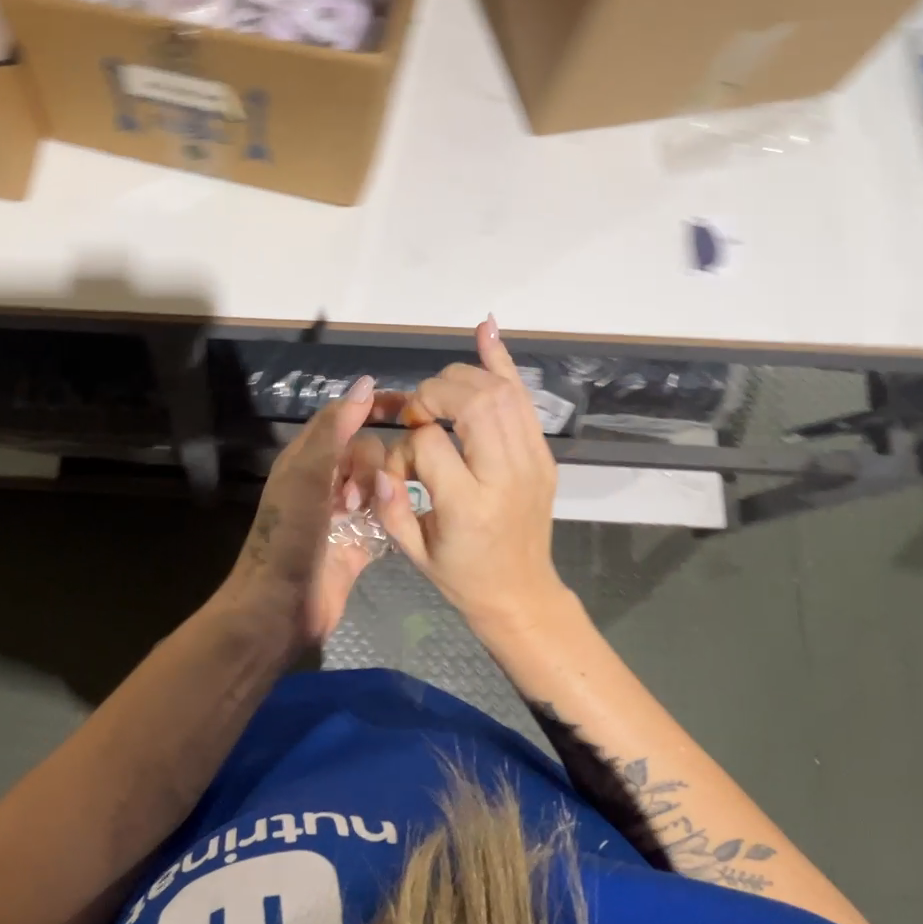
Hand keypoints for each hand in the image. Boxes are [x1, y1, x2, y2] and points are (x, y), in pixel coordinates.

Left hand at [225, 375, 385, 642]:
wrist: (280, 607)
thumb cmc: (289, 536)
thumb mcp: (307, 474)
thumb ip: (335, 429)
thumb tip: (364, 383)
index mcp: (304, 461)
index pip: (344, 419)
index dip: (372, 407)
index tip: (408, 406)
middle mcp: (323, 483)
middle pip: (366, 452)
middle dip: (370, 467)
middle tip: (353, 499)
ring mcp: (342, 516)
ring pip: (379, 485)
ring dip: (379, 494)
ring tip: (364, 518)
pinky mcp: (359, 546)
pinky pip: (386, 520)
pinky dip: (390, 520)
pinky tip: (391, 528)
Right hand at [372, 317, 567, 636]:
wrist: (521, 592)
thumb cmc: (461, 575)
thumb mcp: (413, 552)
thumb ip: (390, 506)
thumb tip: (378, 461)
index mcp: (469, 506)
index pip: (430, 443)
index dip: (405, 443)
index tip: (401, 464)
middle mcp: (505, 475)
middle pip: (472, 403)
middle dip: (433, 395)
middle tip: (416, 416)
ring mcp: (532, 460)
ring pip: (500, 392)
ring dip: (460, 379)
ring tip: (436, 395)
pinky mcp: (543, 454)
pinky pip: (524, 398)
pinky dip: (504, 361)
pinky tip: (486, 331)